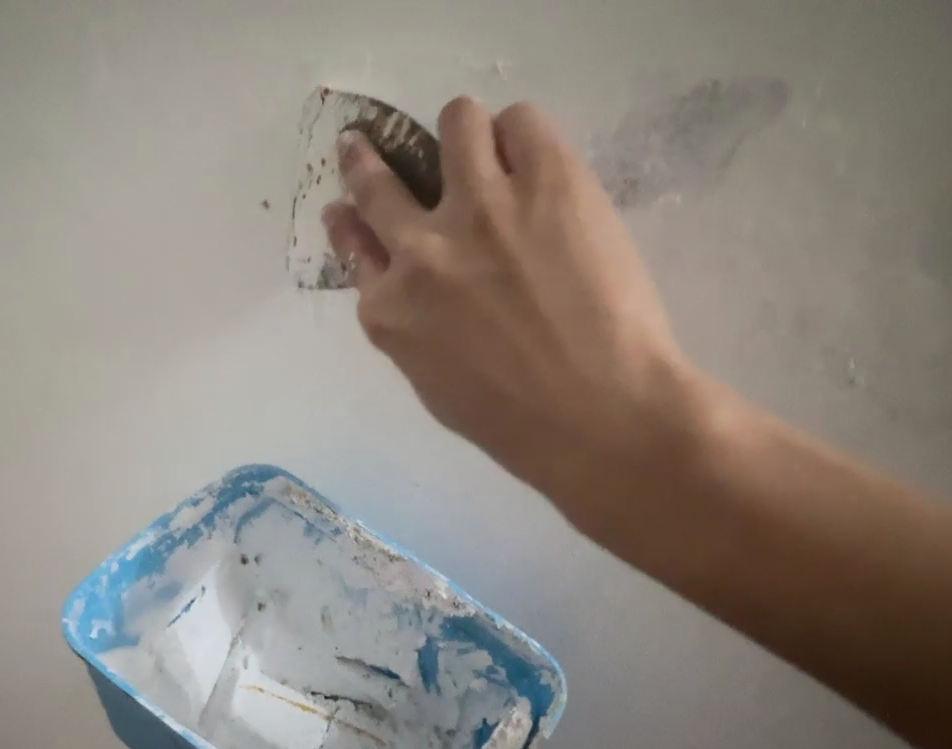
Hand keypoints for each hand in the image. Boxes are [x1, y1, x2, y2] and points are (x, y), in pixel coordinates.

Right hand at [323, 97, 725, 535]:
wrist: (600, 415)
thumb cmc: (517, 425)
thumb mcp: (435, 387)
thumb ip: (411, 330)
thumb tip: (413, 287)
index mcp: (390, 310)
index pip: (355, 246)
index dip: (354, 223)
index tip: (352, 210)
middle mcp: (421, 249)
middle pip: (377, 180)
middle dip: (367, 160)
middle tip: (371, 146)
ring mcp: (481, 206)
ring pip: (456, 123)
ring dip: (464, 136)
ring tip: (487, 154)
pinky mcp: (544, 178)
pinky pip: (520, 120)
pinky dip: (522, 137)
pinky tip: (537, 165)